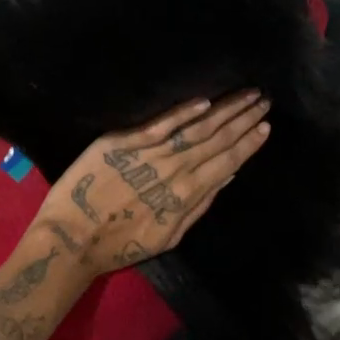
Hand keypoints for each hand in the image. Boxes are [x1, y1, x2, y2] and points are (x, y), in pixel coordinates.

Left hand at [32, 90, 270, 277]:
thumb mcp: (168, 235)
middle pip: (217, 141)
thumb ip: (200, 205)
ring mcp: (150, 155)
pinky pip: (161, 124)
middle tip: (264, 100)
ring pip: (196, 129)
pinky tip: (205, 101)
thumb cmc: (120, 243)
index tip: (267, 125)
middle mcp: (174, 172)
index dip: (248, 143)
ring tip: (246, 95)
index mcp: (186, 196)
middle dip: (243, 119)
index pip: (226, 162)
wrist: (73, 238)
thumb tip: (228, 176)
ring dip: (224, 111)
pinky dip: (184, 113)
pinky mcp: (124, 142)